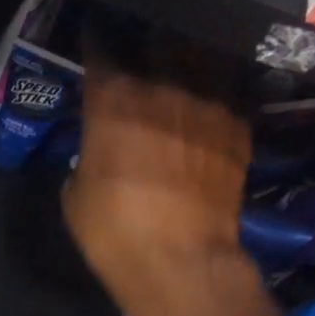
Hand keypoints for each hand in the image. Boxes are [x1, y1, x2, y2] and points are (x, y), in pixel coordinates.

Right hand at [63, 61, 254, 315]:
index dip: (96, 58)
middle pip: (152, 53)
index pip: (101, 53)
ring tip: (174, 105)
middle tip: (136, 88)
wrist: (181, 262)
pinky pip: (220, 105)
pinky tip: (201, 135)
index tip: (95, 70)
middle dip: (143, 65)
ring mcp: (207, 102)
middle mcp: (163, 85)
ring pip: (192, 70)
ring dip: (181, 82)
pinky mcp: (238, 126)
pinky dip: (209, 114)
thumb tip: (96, 153)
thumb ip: (86, 159)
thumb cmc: (115, 234)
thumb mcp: (76, 199)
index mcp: (114, 98)